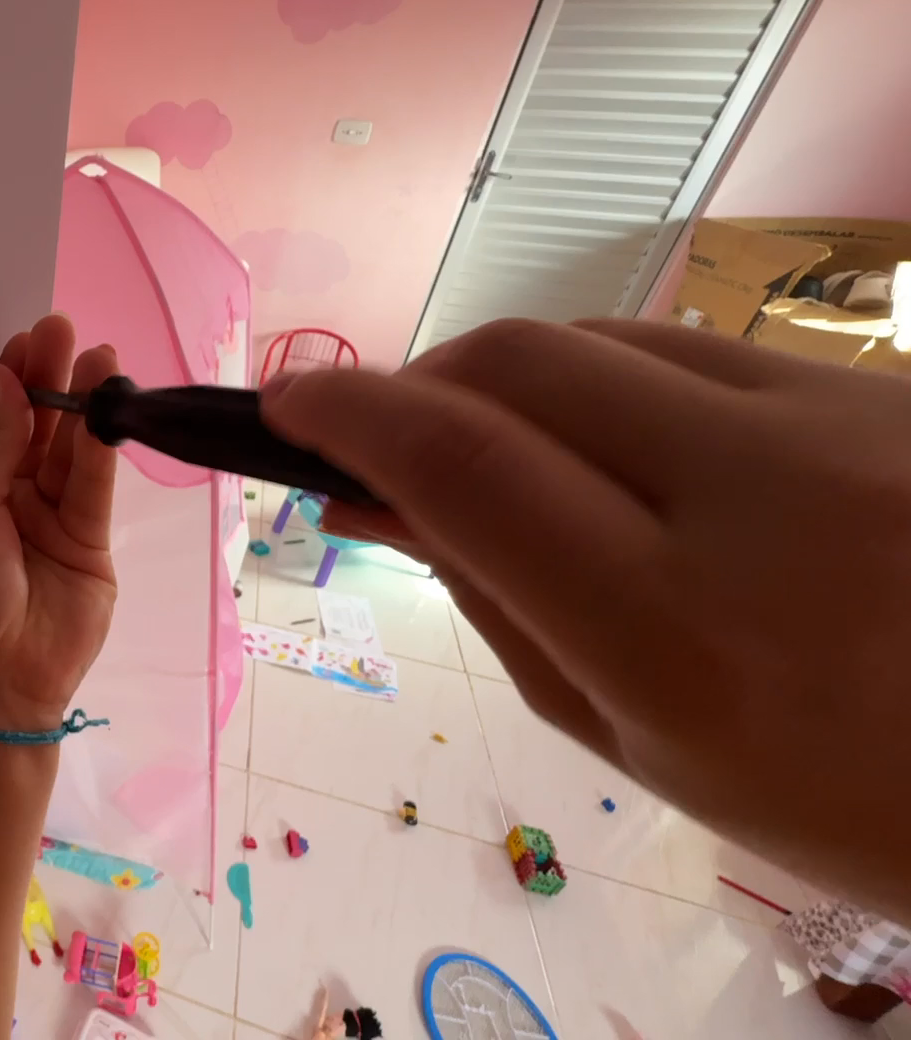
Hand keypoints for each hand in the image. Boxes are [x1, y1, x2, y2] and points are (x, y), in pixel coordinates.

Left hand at [0, 313, 118, 731]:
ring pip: (70, 450)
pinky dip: (104, 444)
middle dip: (48, 380)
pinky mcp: (93, 541)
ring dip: (83, 403)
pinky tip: (109, 402)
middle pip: (34, 429)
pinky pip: (96, 484)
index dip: (10, 382)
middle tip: (63, 330)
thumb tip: (5, 379)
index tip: (27, 339)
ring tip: (98, 355)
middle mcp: (10, 499)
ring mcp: (52, 520)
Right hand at [259, 317, 910, 915]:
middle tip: (382, 433)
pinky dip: (594, 383)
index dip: (349, 413)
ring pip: (594, 342)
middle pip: (517, 364)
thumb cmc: (825, 791)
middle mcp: (772, 500)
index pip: (464, 465)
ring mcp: (857, 420)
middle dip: (411, 382)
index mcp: (678, 634)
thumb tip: (367, 494)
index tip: (282, 403)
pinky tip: (611, 445)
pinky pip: (683, 349)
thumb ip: (480, 595)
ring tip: (500, 449)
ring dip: (498, 382)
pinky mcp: (896, 382)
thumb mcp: (616, 726)